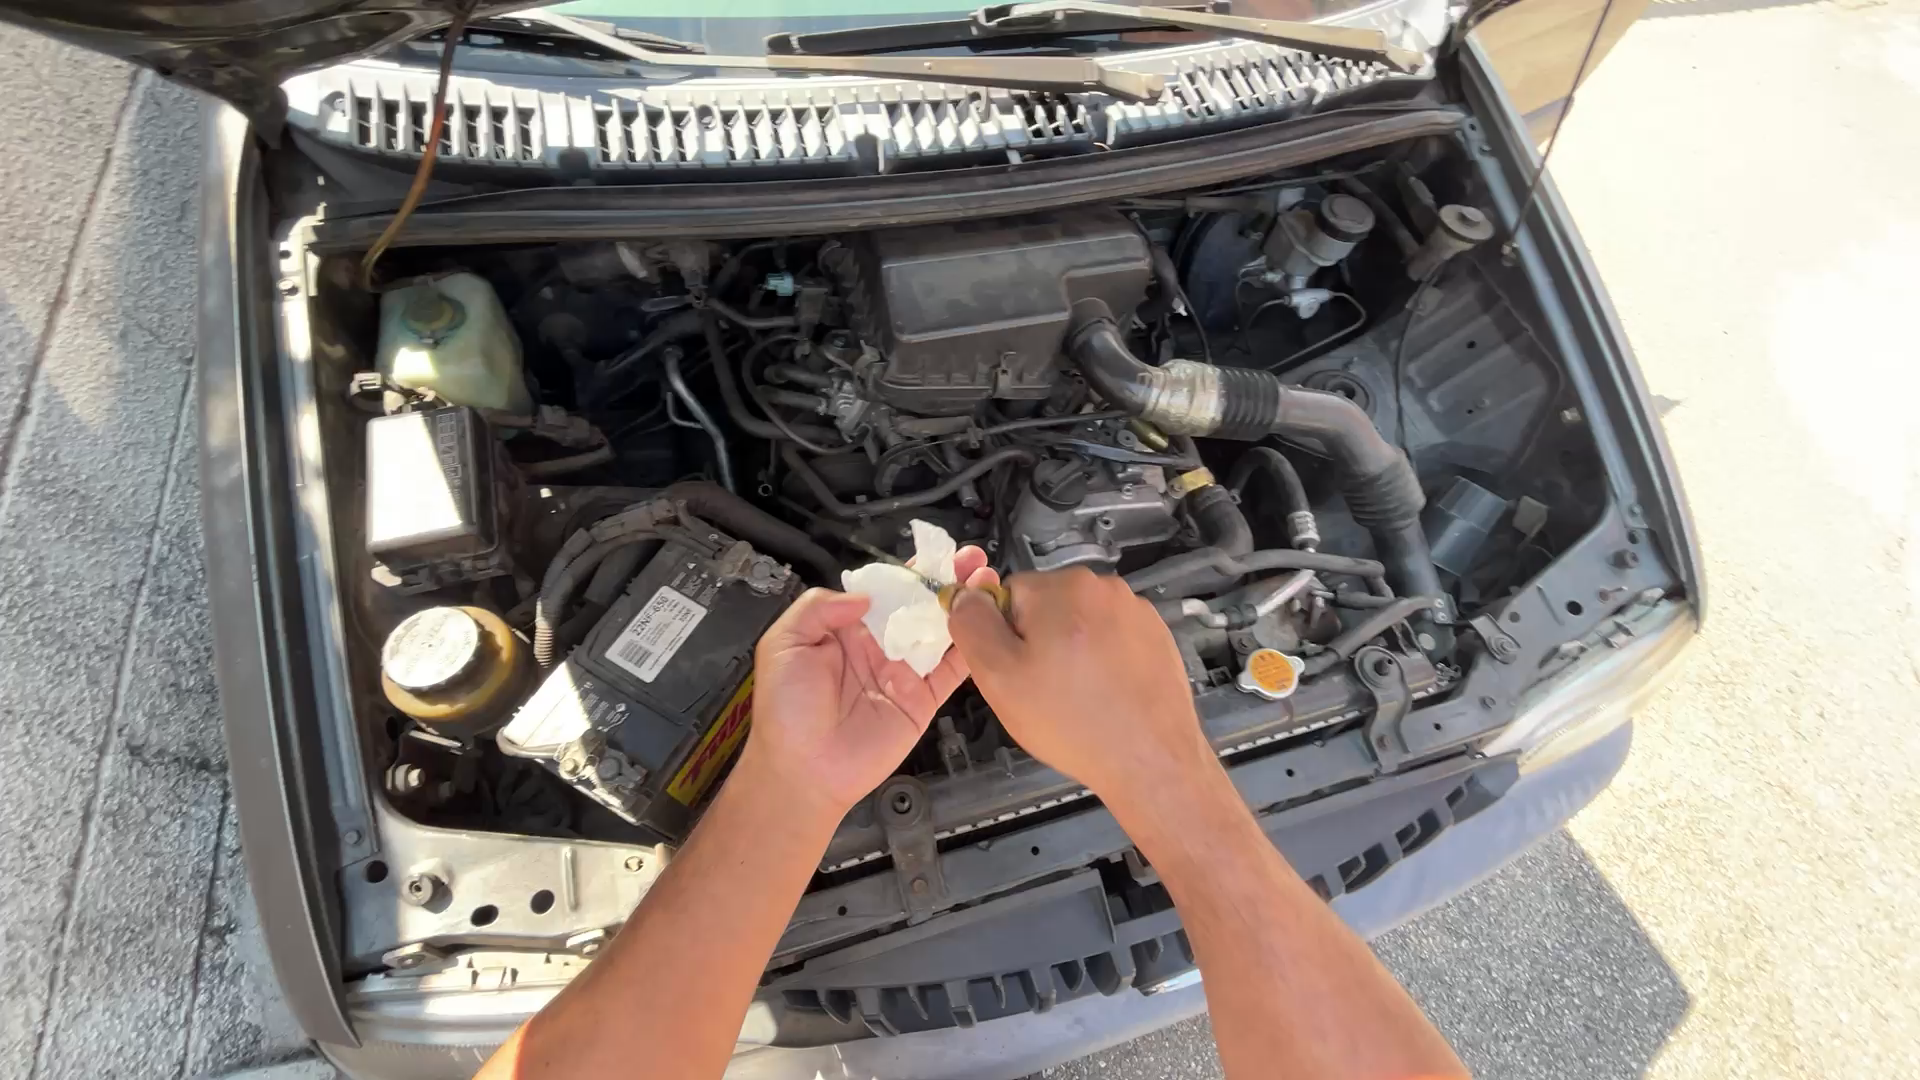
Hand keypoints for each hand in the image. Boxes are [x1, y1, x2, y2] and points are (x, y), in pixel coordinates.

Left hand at [739, 546, 997, 822]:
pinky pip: (952, 669)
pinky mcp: (924, 697)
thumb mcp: (784, 643)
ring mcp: (906, 670)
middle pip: (922, 604)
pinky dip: (971, 647)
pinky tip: (987, 623)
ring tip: (989, 580)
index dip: (915, 570)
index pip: (889, 589)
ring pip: (942, 630)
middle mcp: (882, 643)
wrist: (803, 769)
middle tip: (974, 559)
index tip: (940, 552)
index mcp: (850, 627)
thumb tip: (865, 595)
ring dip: (966, 605)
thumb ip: (819, 608)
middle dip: (949, 580)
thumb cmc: (786, 709)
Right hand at [947, 566, 1212, 801]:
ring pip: (1079, 621)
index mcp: (1062, 587)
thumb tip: (965, 596)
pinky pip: (1111, 635)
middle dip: (1038, 640)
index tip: (1018, 673)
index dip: (1004, 636)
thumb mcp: (999, 677)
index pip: (1008, 595)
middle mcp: (1103, 586)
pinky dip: (1103, 658)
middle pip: (1046, 605)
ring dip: (1072, 649)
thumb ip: (973, 627)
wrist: (1151, 761)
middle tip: (1045, 689)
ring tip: (1079, 696)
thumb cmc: (1071, 721)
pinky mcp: (1156, 633)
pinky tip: (1106, 693)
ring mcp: (1135, 609)